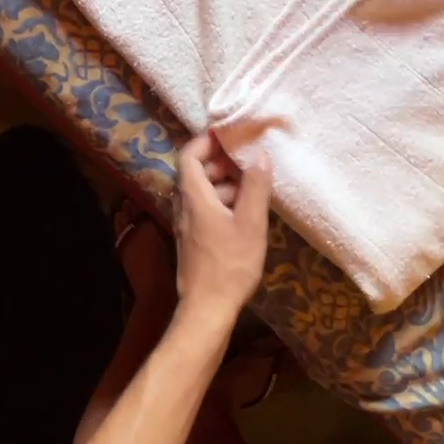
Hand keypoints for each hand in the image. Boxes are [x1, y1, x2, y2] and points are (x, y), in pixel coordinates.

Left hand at [172, 134, 271, 327]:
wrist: (207, 308)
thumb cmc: (230, 264)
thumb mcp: (250, 223)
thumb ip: (255, 187)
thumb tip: (260, 155)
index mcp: (193, 197)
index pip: (189, 156)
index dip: (206, 141)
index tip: (229, 135)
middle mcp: (184, 207)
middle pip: (194, 172)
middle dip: (220, 162)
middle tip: (246, 160)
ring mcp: (186, 225)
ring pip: (201, 193)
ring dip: (224, 184)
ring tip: (252, 187)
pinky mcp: (192, 241)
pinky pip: (203, 210)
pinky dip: (222, 203)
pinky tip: (244, 214)